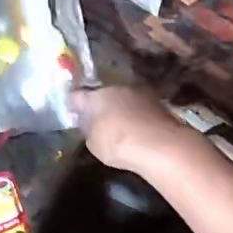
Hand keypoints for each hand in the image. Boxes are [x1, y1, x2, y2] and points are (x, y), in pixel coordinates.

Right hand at [73, 86, 194, 171]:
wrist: (159, 144)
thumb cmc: (118, 143)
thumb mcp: (93, 143)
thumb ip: (89, 130)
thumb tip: (90, 124)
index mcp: (95, 96)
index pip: (77, 96)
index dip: (74, 105)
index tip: (74, 113)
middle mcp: (116, 87)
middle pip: (103, 93)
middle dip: (100, 104)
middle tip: (98, 119)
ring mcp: (139, 92)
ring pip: (124, 97)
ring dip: (121, 107)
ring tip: (121, 124)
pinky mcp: (157, 101)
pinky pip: (140, 106)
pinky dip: (137, 114)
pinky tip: (138, 127)